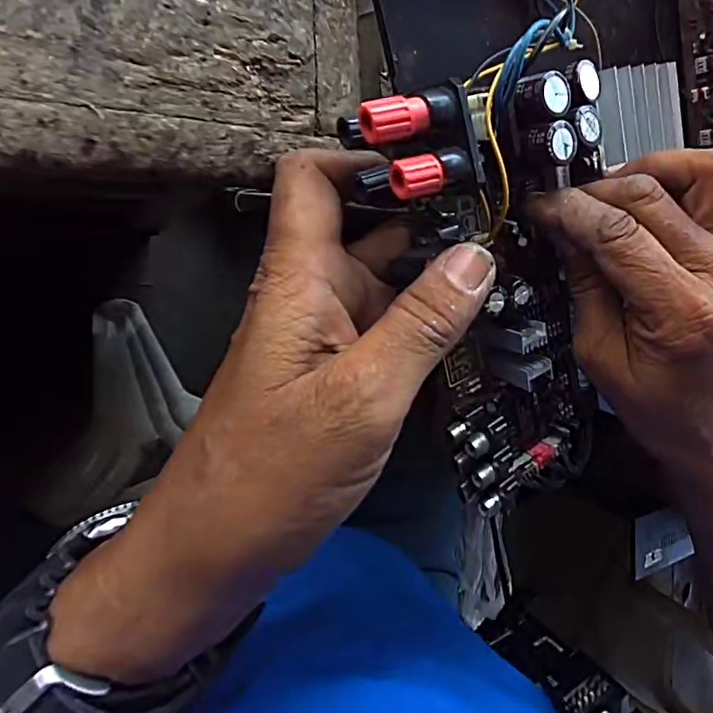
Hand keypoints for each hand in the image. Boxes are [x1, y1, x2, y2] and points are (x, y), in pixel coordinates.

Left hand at [48, 150, 496, 682]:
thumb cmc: (273, 474)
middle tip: (494, 210)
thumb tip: (478, 256)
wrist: (212, 555)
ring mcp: (329, 331)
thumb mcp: (361, 397)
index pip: (311, 180)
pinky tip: (473, 314)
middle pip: (365, 222)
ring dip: (434, 260)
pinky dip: (429, 308)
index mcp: (299, 280)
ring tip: (500, 253)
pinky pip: (391, 318)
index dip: (362, 157)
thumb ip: (423, 324)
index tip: (430, 163)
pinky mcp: (342, 366)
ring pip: (385, 272)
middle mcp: (313, 293)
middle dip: (424, 209)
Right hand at [528, 149, 712, 488]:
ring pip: (701, 170)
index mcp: (682, 311)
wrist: (707, 421)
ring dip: (647, 169)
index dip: (570, 210)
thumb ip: (584, 283)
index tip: (544, 207)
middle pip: (650, 194)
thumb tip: (565, 228)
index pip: (618, 232)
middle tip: (565, 206)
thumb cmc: (663, 404)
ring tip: (612, 192)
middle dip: (594, 190)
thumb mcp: (599, 353)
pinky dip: (675, 177)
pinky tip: (643, 198)